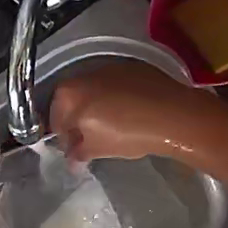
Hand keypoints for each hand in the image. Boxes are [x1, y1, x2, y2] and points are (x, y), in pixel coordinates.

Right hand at [48, 61, 222, 162]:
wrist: (171, 114)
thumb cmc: (127, 133)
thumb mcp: (97, 149)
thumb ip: (78, 153)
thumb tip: (72, 159)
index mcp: (67, 94)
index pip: (56, 121)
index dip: (64, 140)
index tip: (75, 152)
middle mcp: (83, 74)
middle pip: (73, 102)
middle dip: (79, 121)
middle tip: (91, 141)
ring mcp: (109, 68)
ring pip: (94, 92)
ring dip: (97, 108)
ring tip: (112, 127)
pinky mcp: (132, 67)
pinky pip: (115, 86)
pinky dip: (116, 98)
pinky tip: (129, 114)